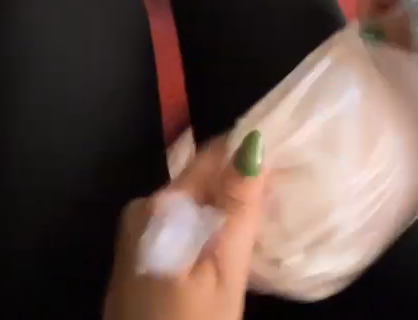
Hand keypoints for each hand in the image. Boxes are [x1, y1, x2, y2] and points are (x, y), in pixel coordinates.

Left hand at [104, 132, 267, 319]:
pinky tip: (229, 250)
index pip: (210, 157)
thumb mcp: (223, 274)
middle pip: (200, 183)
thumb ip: (238, 208)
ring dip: (223, 213)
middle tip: (277, 197)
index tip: (282, 157)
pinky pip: (178, 231)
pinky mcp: (136, 263)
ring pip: (191, 208)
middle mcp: (142, 210)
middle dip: (236, 187)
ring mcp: (135, 237)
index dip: (247, 154)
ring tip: (261, 222)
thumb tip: (254, 143)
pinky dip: (204, 234)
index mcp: (160, 205)